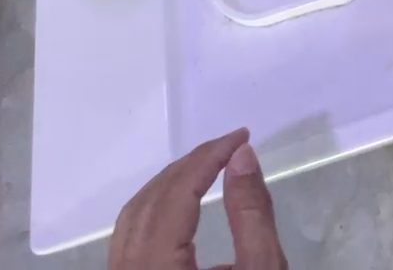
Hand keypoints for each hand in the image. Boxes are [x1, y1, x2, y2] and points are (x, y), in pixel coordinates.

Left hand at [110, 128, 286, 269]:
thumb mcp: (262, 268)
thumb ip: (252, 213)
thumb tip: (242, 155)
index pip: (176, 198)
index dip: (208, 159)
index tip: (242, 136)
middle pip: (148, 204)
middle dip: (190, 165)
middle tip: (231, 144)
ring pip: (132, 218)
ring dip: (171, 182)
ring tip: (211, 162)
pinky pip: (130, 236)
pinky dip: (159, 205)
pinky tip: (186, 196)